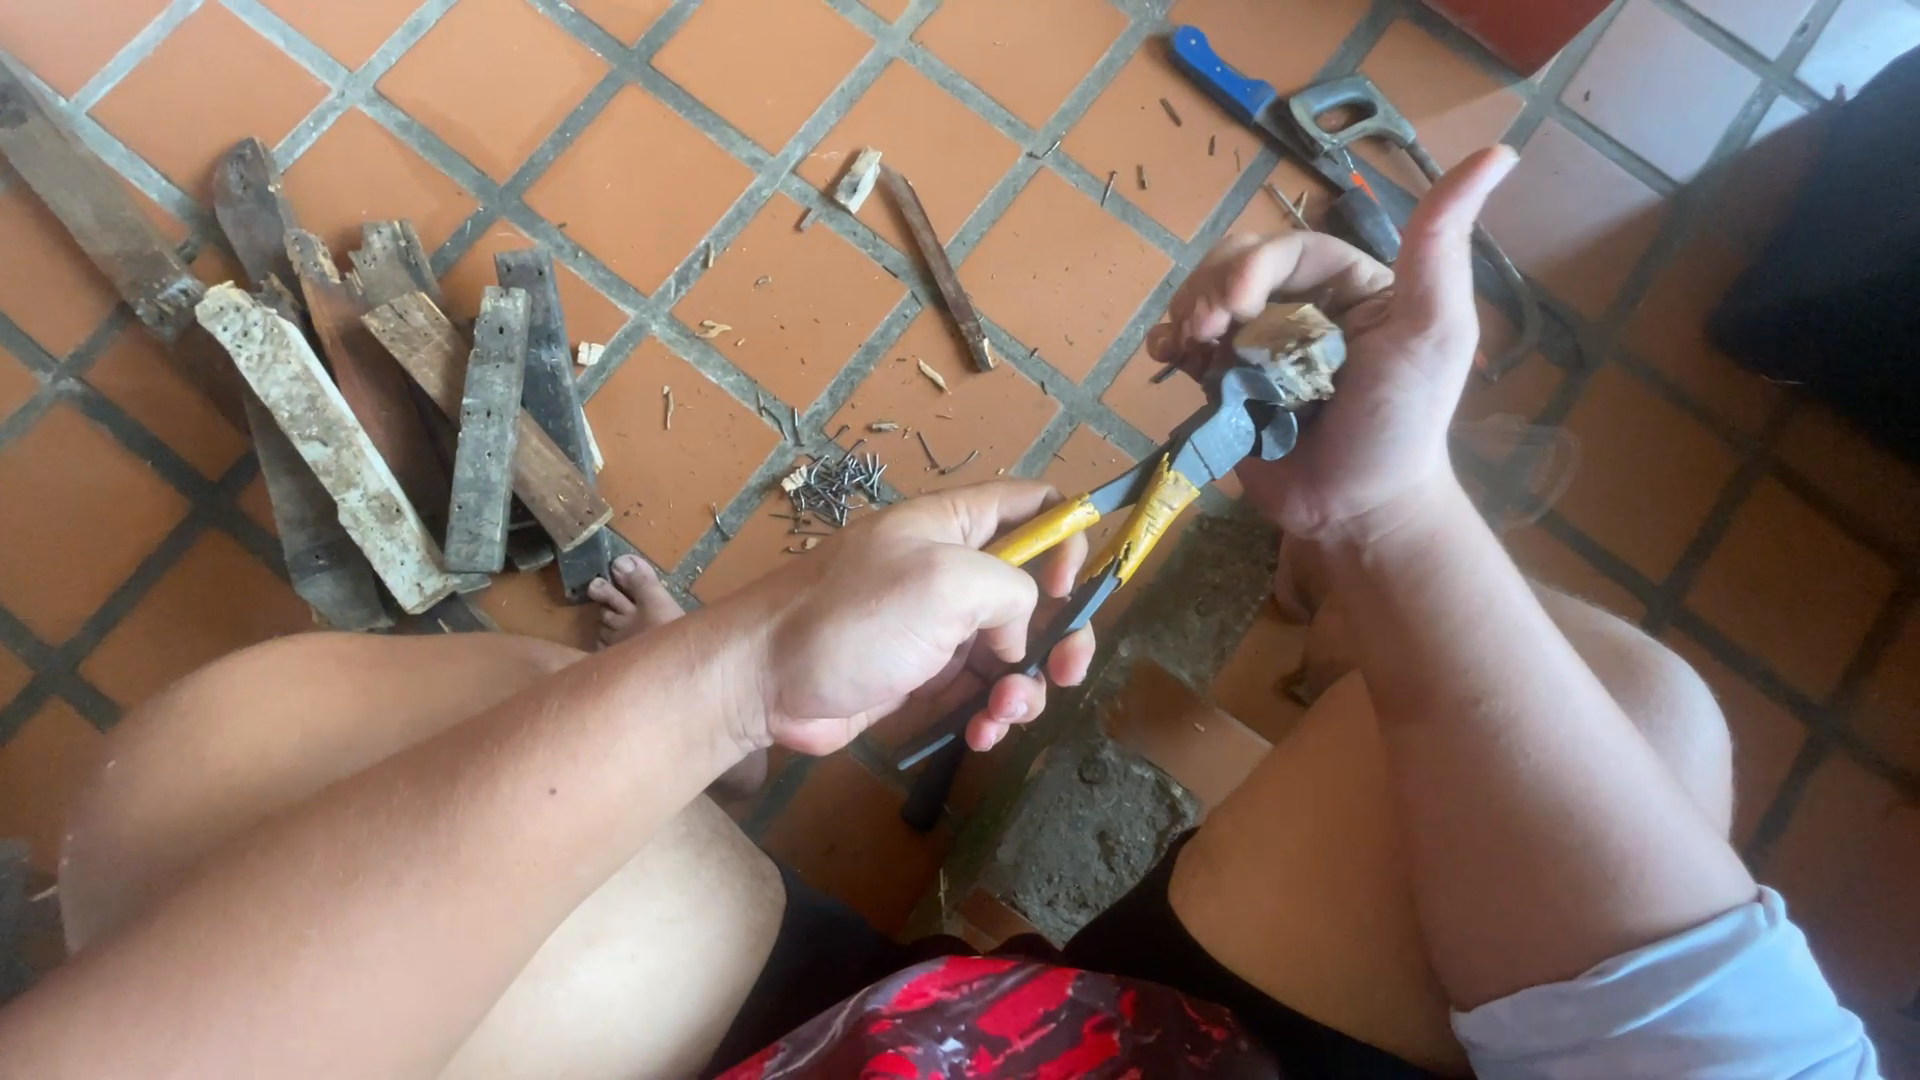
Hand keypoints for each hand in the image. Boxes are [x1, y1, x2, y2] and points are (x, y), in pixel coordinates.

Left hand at [731, 482, 1096, 756]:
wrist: (764, 681)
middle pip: (1036, 590)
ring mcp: (939, 626)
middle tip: (1069, 671)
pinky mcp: (924, 676)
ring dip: (1023, 685)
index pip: (1033, 506)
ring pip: (1013, 649)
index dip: (1065, 537)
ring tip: (1003, 714)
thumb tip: (1016, 633)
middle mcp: (953, 570)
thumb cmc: (853, 618)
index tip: (1066, 588)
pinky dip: (990, 713)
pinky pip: (979, 690)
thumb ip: (1009, 589)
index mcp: (956, 526)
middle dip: (1060, 632)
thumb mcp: (944, 582)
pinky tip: (981, 735)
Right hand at [1146, 147, 1518, 542]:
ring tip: (1182, 344)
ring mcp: (1255, 350)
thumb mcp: (1432, 333)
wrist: (1354, 508)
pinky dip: (1169, 343)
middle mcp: (1297, 310)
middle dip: (1211, 288)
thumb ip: (1438, 250)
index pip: (1289, 250)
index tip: (1234, 303)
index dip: (1253, 265)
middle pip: (1236, 268)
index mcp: (1348, 288)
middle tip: (1205, 327)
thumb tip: (1495, 152)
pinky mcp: (1225, 386)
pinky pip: (1189, 351)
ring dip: (1185, 313)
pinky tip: (1164, 353)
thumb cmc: (1399, 425)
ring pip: (1205, 303)